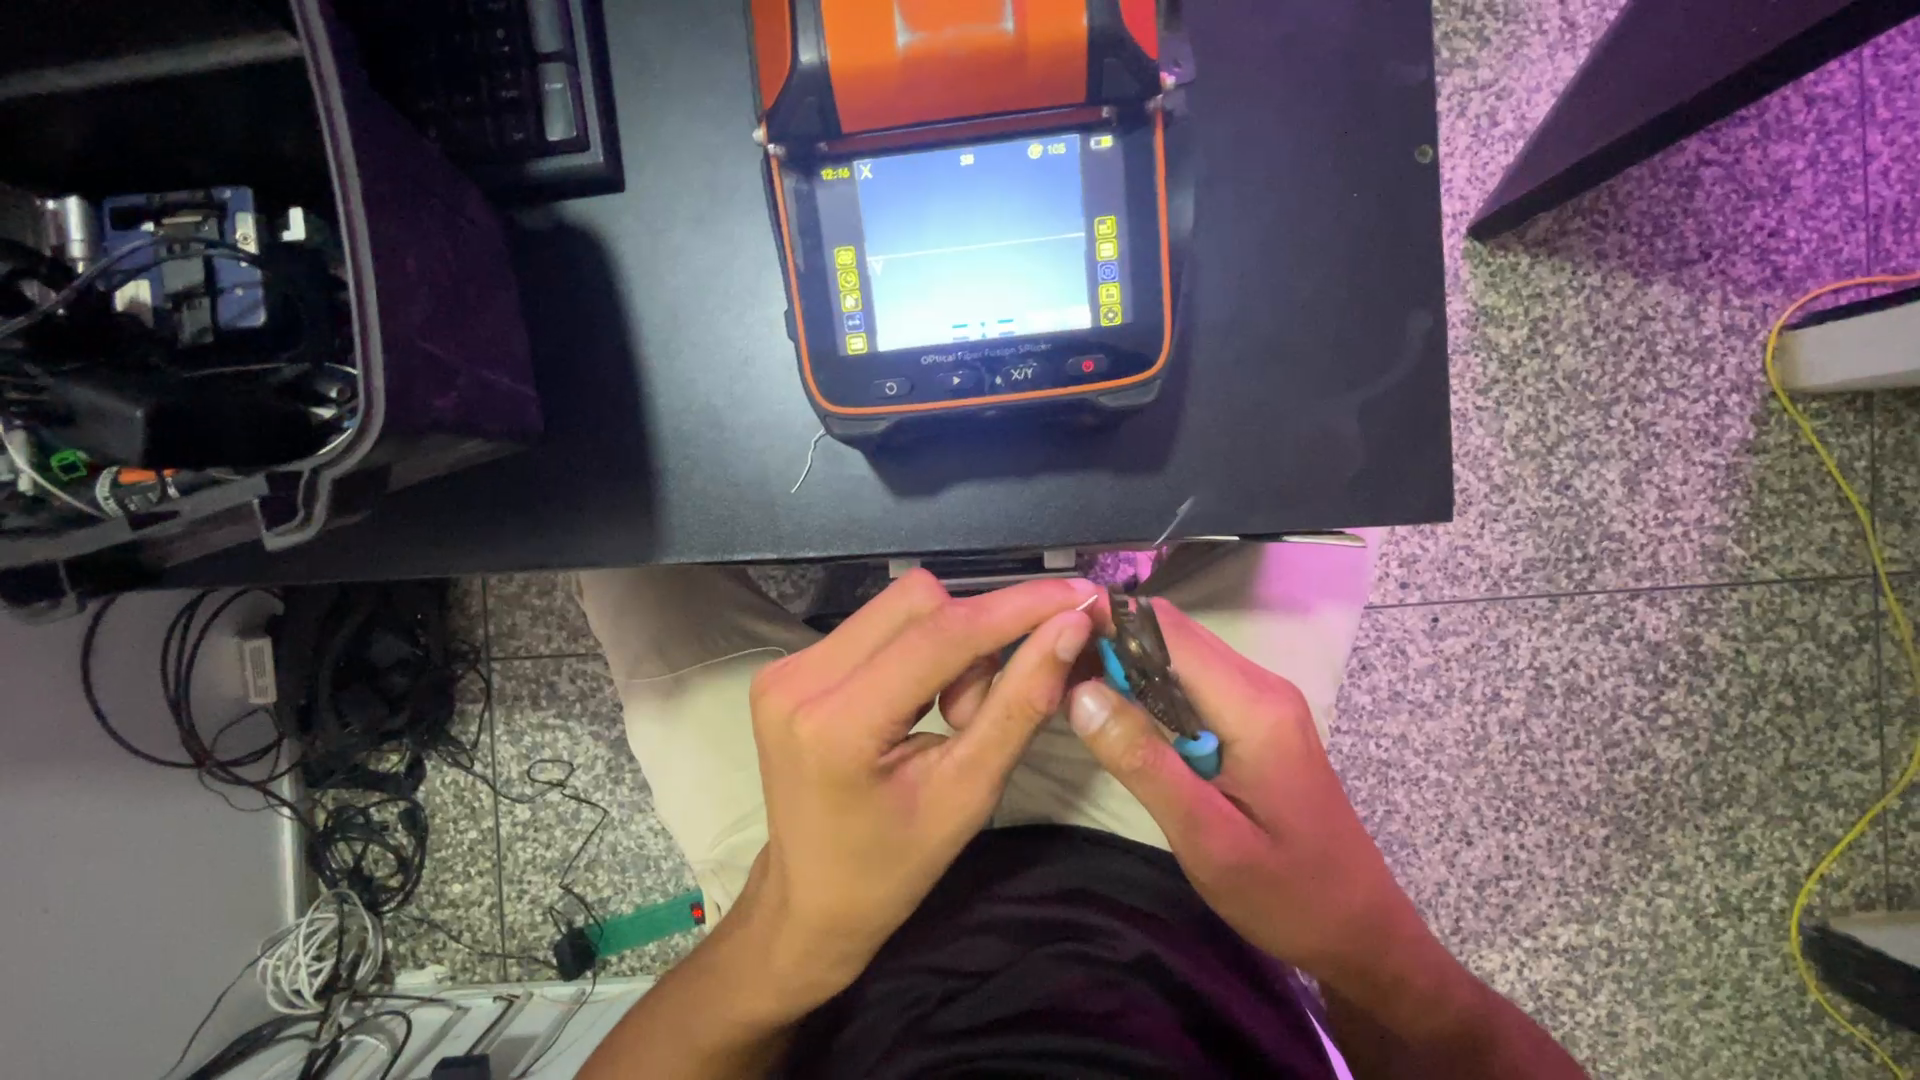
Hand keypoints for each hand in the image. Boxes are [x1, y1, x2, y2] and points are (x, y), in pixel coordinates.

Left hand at [733, 570, 1097, 1010]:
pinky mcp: (790, 666)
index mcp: (838, 723)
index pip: (941, 635)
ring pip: (900, 606)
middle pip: (918, 601)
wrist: (810, 900)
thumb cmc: (893, 868)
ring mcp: (788, 667)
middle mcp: (800, 678)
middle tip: (981, 708)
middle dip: (976, 637)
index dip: (1017, 607)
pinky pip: (877, 625)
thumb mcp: (968, 793)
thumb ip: (1020, 704)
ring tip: (950, 715)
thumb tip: (1070, 628)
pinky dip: (919, 650)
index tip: (1081, 595)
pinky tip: (921, 704)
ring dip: (949, 644)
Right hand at [1064, 599, 1458, 1006]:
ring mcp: (1260, 700)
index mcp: (1252, 705)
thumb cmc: (1287, 894)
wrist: (1359, 929)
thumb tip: (1080, 692)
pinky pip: (1192, 683)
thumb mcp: (1206, 838)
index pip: (1166, 629)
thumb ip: (1143, 763)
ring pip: (1178, 655)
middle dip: (1108, 642)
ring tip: (1070, 690)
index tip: (1049, 638)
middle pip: (1171, 634)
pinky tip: (1116, 716)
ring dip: (1125, 666)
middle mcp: (1259, 685)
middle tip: (1050, 672)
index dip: (1106, 621)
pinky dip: (1148, 689)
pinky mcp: (1255, 719)